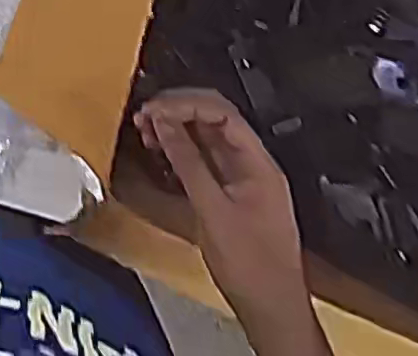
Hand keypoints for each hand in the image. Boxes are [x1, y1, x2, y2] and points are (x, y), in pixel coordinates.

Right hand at [135, 89, 324, 348]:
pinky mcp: (226, 189)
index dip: (186, 104)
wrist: (272, 313)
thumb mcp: (214, 212)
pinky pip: (200, 155)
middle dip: (176, 110)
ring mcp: (238, 175)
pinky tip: (160, 148)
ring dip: (174, 126)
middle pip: (212, 116)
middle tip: (145, 115)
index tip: (155, 109)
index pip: (222, 112)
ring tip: (146, 129)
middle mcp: (250, 161)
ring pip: (204, 134)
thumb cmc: (252, 268)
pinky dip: (178, 147)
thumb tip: (164, 123)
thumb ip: (188, 163)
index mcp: (257, 162)